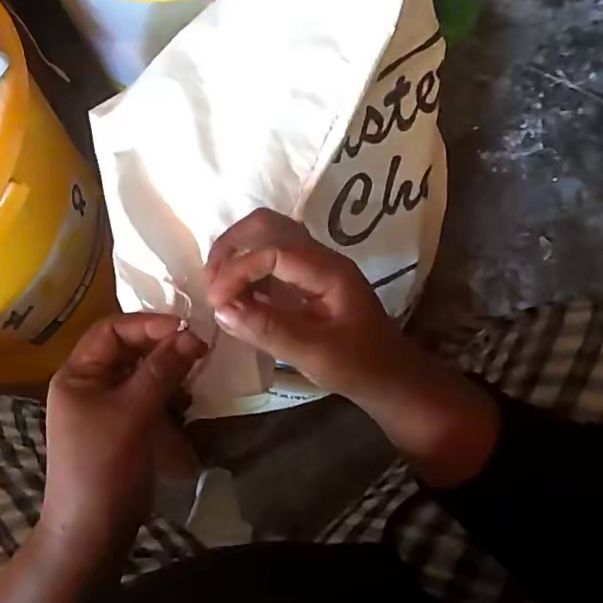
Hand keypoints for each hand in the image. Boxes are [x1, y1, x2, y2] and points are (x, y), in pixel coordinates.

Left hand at [42, 313, 206, 561]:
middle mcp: (89, 385)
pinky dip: (168, 394)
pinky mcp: (124, 429)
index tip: (186, 328)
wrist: (92, 533)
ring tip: (198, 369)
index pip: (111, 330)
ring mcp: (107, 408)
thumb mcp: (132, 413)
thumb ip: (161, 370)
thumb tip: (191, 334)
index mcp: (77, 374)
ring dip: (169, 369)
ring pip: (142, 374)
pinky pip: (148, 399)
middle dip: (162, 346)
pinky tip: (189, 397)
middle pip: (128, 350)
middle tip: (200, 348)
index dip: (148, 324)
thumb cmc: (104, 466)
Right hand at [204, 208, 416, 402]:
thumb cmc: (359, 366)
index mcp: (329, 271)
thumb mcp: (315, 355)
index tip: (216, 302)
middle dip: (231, 247)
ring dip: (235, 253)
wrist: (391, 377)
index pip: (272, 251)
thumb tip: (221, 310)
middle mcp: (320, 257)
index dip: (237, 270)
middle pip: (266, 225)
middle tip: (211, 283)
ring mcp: (312, 264)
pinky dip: (245, 267)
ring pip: (266, 234)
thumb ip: (268, 330)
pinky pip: (268, 256)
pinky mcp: (304, 277)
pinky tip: (234, 294)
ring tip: (217, 287)